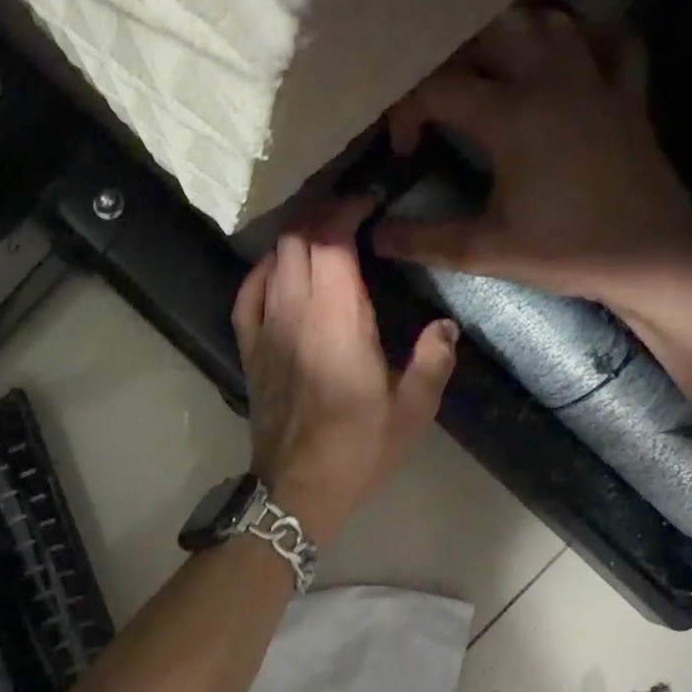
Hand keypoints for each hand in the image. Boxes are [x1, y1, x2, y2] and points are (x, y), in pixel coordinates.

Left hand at [233, 197, 457, 544]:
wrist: (296, 489)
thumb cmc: (358, 450)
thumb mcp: (412, 410)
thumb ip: (432, 361)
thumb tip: (445, 327)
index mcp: (336, 320)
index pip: (328, 242)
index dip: (345, 212)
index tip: (369, 203)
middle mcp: (293, 313)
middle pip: (296, 240)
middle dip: (322, 217)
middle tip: (353, 217)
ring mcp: (265, 330)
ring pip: (272, 261)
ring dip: (297, 240)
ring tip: (324, 239)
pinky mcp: (249, 349)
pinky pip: (247, 294)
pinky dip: (264, 272)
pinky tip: (282, 272)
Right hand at [373, 7, 691, 318]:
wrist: (657, 257)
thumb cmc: (568, 250)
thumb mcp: (485, 250)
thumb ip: (422, 239)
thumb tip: (374, 234)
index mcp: (511, 115)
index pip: (436, 86)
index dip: (405, 112)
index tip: (403, 150)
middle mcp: (550, 79)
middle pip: (486, 34)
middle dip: (447, 61)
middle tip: (434, 100)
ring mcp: (594, 77)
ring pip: (544, 23)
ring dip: (506, 39)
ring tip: (482, 74)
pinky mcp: (626, 90)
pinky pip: (606, 37)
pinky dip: (580, 35)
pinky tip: (562, 55)